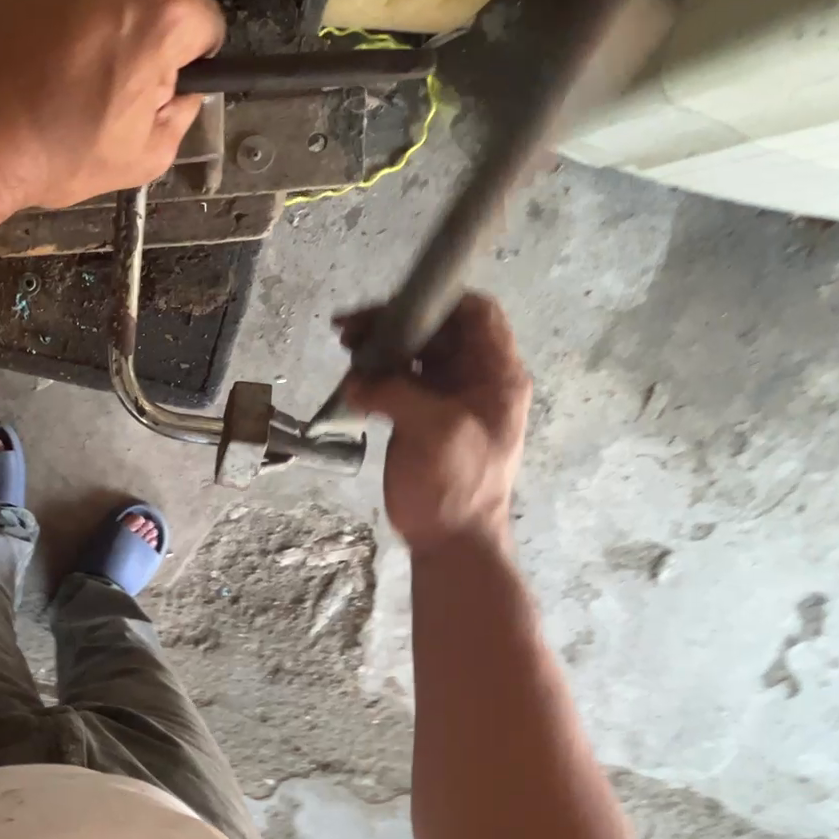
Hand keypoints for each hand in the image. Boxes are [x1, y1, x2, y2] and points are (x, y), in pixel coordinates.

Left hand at [0, 0, 222, 215]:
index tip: (144, 84)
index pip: (200, 26)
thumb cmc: (45, 157)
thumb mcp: (137, 162)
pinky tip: (18, 29)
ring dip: (87, 1)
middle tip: (86, 74)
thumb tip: (182, 89)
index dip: (177, 63)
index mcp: (162, 13)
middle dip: (131, 26)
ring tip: (45, 53)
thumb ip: (181, 118)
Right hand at [337, 294, 532, 554]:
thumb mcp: (435, 430)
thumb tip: (355, 381)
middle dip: (393, 322)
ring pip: (411, 353)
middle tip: (349, 329)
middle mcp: (472, 377)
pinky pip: (394, 379)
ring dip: (378, 346)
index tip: (392, 306)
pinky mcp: (416, 415)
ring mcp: (443, 396)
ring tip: (343, 347)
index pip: (476, 314)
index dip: (437, 302)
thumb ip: (397, 393)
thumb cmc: (457, 483)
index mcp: (495, 374)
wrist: (450, 537)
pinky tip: (348, 378)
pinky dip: (371, 373)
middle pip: (435, 330)